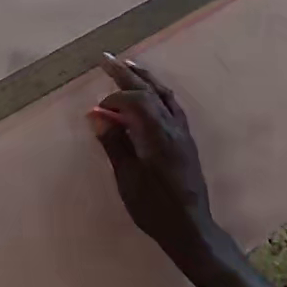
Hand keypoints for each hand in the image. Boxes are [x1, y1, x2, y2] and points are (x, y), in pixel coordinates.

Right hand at [88, 53, 218, 261]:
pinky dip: (157, 92)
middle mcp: (173, 126)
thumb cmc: (155, 207)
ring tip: (129, 66)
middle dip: (126, 73)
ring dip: (145, 78)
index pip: (136, 100)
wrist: (190, 228)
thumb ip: (114, 143)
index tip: (98, 110)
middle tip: (107, 58)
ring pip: (164, 94)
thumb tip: (96, 116)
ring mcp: (182, 131)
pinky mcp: (186, 139)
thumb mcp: (127, 178)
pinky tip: (151, 92)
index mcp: (158, 134)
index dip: (115, 99)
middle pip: (150, 90)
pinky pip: (172, 104)